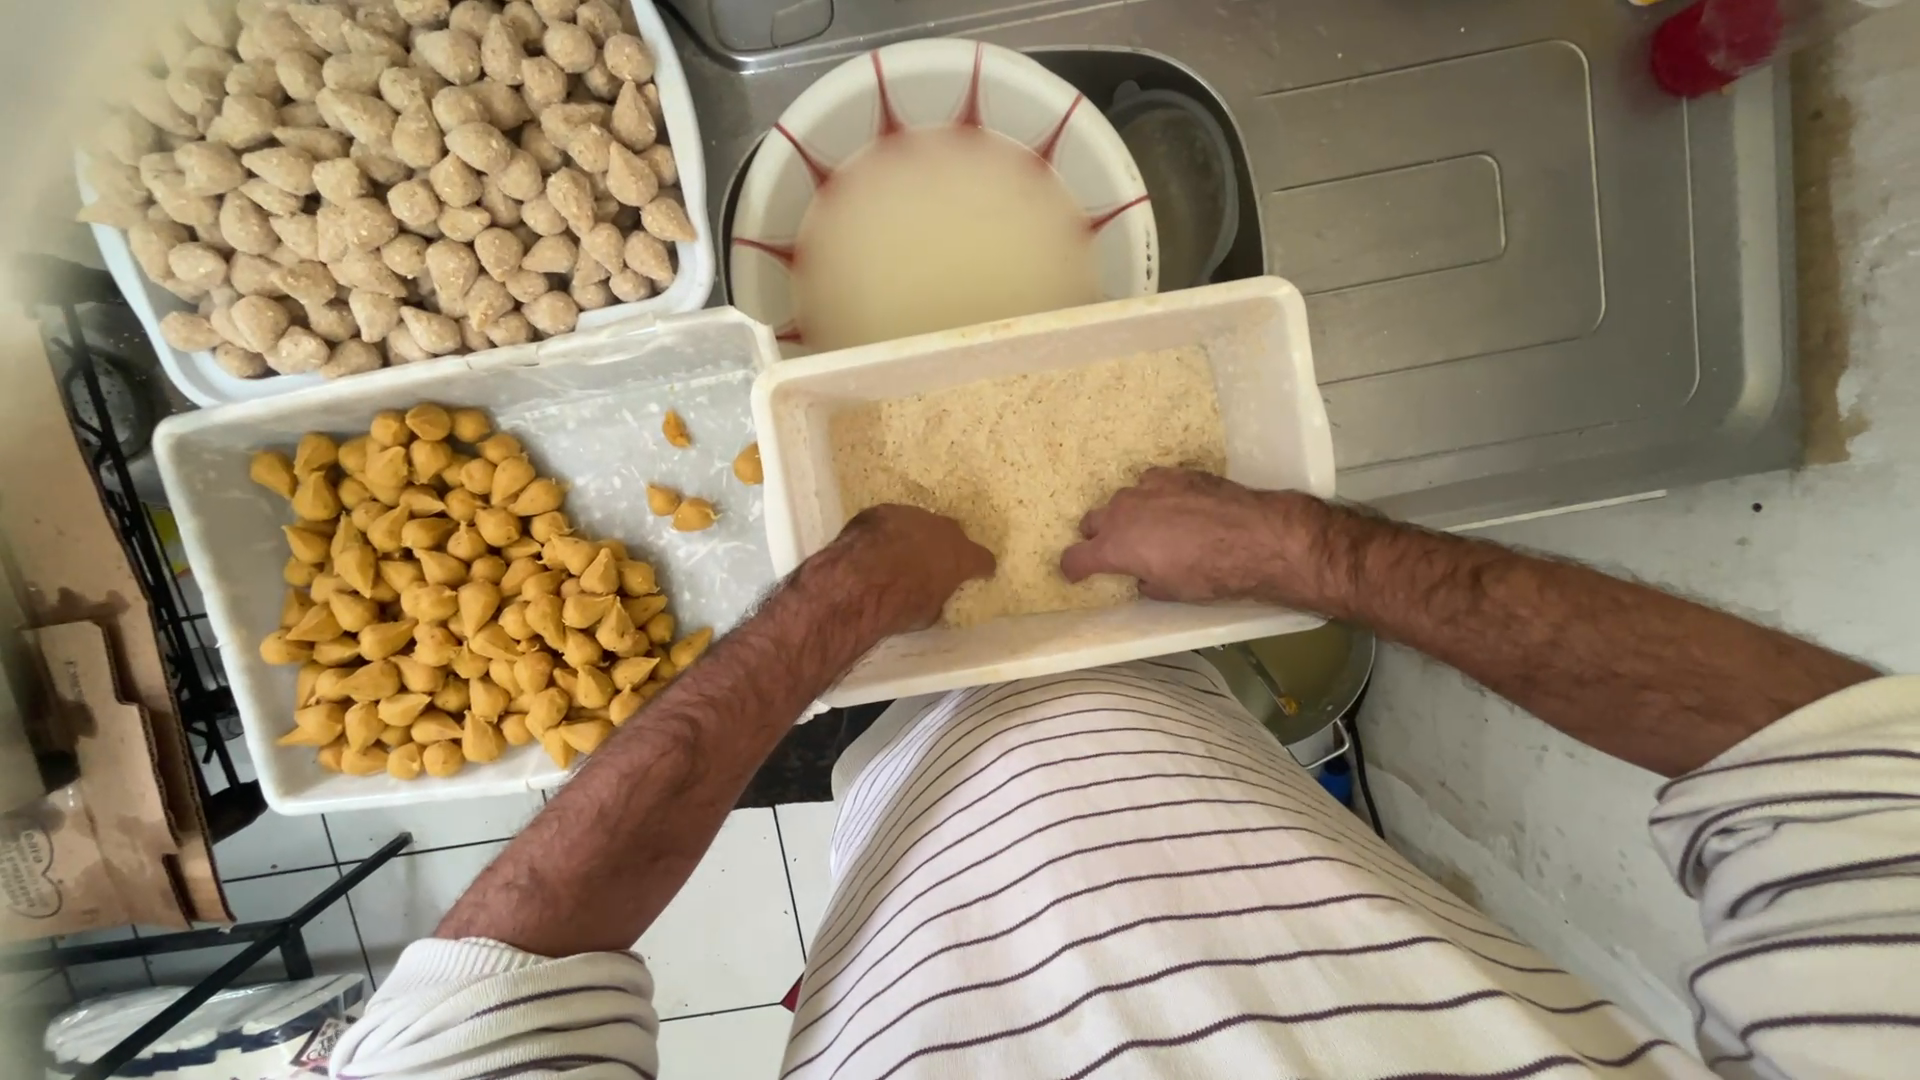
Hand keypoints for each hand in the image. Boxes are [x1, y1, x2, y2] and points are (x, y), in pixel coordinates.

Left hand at [828, 505, 995, 632]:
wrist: (860, 581)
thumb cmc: (902, 604)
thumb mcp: (929, 613)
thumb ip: (938, 598)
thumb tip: (933, 595)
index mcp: (962, 556)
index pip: (983, 560)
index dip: (980, 568)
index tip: (979, 574)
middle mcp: (943, 529)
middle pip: (952, 534)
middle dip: (946, 547)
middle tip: (934, 563)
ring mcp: (912, 515)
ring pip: (920, 523)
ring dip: (914, 537)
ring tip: (899, 554)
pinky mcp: (883, 510)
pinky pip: (891, 521)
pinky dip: (887, 533)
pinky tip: (874, 547)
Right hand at [1061, 468, 1338, 608]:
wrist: (1253, 536)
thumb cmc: (1208, 573)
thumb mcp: (1169, 590)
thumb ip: (1144, 580)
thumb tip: (1142, 574)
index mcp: (1114, 547)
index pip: (1074, 557)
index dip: (1073, 568)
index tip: (1076, 574)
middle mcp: (1121, 513)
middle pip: (1091, 521)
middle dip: (1097, 536)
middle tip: (1115, 550)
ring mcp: (1145, 488)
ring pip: (1121, 500)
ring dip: (1127, 515)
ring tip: (1149, 526)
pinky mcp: (1172, 473)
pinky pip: (1150, 483)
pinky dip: (1154, 496)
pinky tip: (1174, 505)